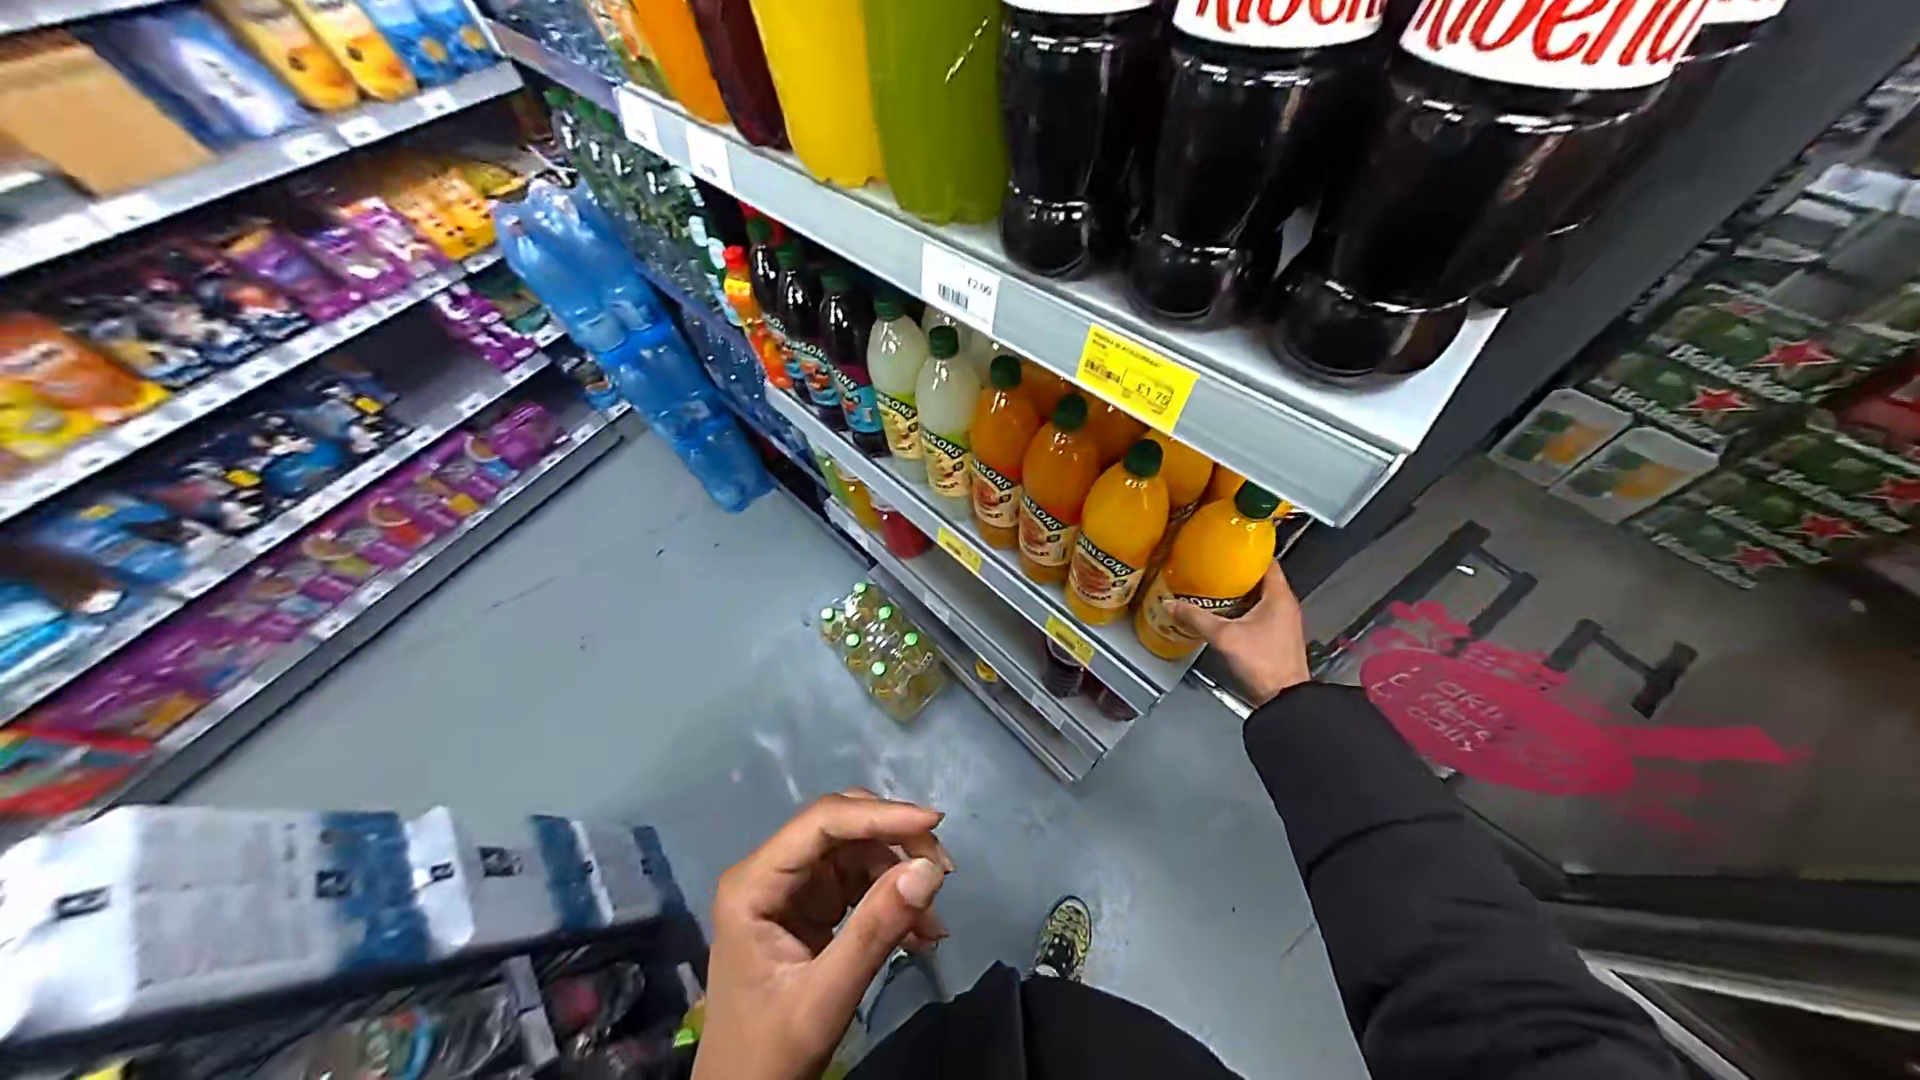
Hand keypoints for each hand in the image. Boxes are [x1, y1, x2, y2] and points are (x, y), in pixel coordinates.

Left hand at [694, 791, 952, 1079]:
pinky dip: (895, 898)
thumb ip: (874, 932)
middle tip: (942, 871)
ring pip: (860, 850)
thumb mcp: (824, 999)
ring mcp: (796, 885)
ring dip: (901, 874)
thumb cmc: (768, 1053)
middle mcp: (773, 870)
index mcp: (754, 882)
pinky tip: (920, 932)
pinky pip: (864, 881)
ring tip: (932, 921)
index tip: (932, 824)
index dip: (879, 814)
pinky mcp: (815, 902)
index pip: (822, 822)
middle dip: (896, 840)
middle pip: (844, 827)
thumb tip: (928, 871)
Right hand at [1170, 563, 1310, 706]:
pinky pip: (1258, 612)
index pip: (1267, 562)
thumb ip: (1196, 618)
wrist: (1284, 698)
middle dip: (1236, 572)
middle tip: (1212, 566)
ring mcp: (1282, 621)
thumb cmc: (1263, 663)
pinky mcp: (1276, 635)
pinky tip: (1221, 612)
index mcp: (1279, 597)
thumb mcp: (1224, 637)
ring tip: (1212, 587)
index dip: (1248, 552)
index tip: (1229, 546)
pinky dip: (1241, 608)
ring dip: (1238, 591)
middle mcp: (1285, 605)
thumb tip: (1171, 604)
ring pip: (1258, 596)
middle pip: (1260, 579)